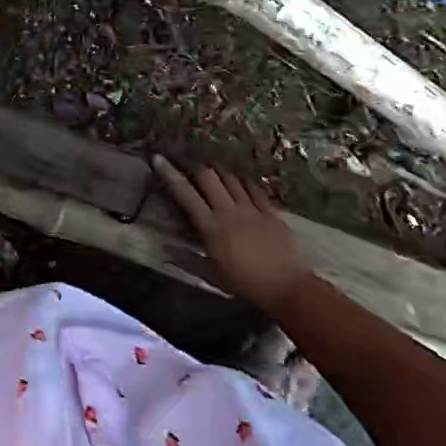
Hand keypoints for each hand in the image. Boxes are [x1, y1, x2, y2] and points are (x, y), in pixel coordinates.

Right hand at [152, 156, 313, 310]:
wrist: (287, 287)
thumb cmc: (245, 283)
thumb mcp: (212, 274)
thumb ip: (190, 259)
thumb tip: (167, 250)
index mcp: (211, 226)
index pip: (185, 194)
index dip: (169, 174)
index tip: (158, 159)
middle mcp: (229, 211)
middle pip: (208, 177)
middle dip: (194, 164)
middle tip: (185, 158)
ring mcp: (251, 209)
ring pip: (231, 179)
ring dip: (218, 170)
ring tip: (211, 166)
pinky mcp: (271, 212)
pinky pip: (255, 189)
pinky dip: (244, 181)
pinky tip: (240, 178)